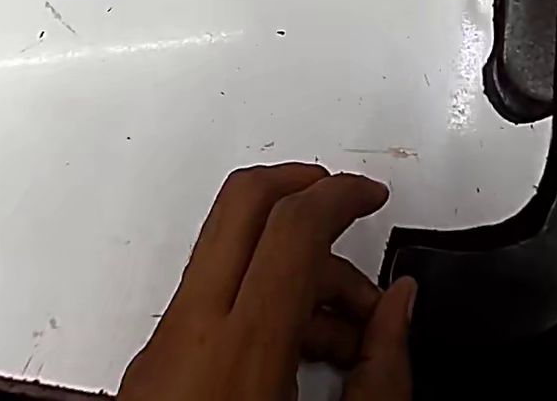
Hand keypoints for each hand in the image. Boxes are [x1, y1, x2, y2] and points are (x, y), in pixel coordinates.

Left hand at [118, 163, 416, 400]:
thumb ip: (380, 373)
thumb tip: (402, 305)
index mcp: (239, 354)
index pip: (292, 223)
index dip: (343, 193)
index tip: (372, 194)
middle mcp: (190, 334)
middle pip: (242, 201)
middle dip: (301, 183)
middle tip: (345, 201)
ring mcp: (164, 348)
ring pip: (232, 247)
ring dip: (294, 258)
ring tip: (349, 325)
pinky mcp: (155, 368)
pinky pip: (215, 296)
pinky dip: (265, 294)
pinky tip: (306, 352)